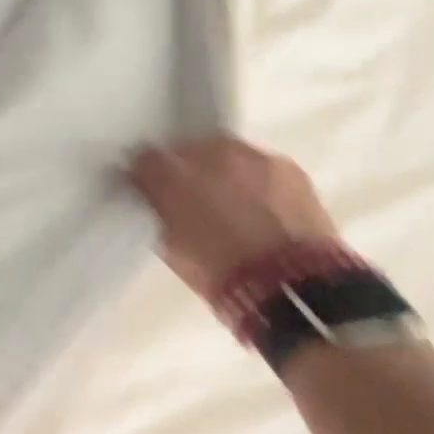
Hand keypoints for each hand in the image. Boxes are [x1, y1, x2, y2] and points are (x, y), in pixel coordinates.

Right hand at [128, 137, 338, 299]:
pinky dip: (254, 179)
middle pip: (187, 149)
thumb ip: (158, 211)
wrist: (289, 284)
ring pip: (226, 153)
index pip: (144, 160)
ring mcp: (251, 156)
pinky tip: (260, 205)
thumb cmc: (217, 270)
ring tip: (229, 201)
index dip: (145, 176)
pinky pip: (260, 165)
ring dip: (222, 170)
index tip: (147, 191)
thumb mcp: (169, 244)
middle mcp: (209, 153)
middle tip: (189, 195)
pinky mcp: (287, 166)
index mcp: (170, 174)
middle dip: (185, 168)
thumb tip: (155, 200)